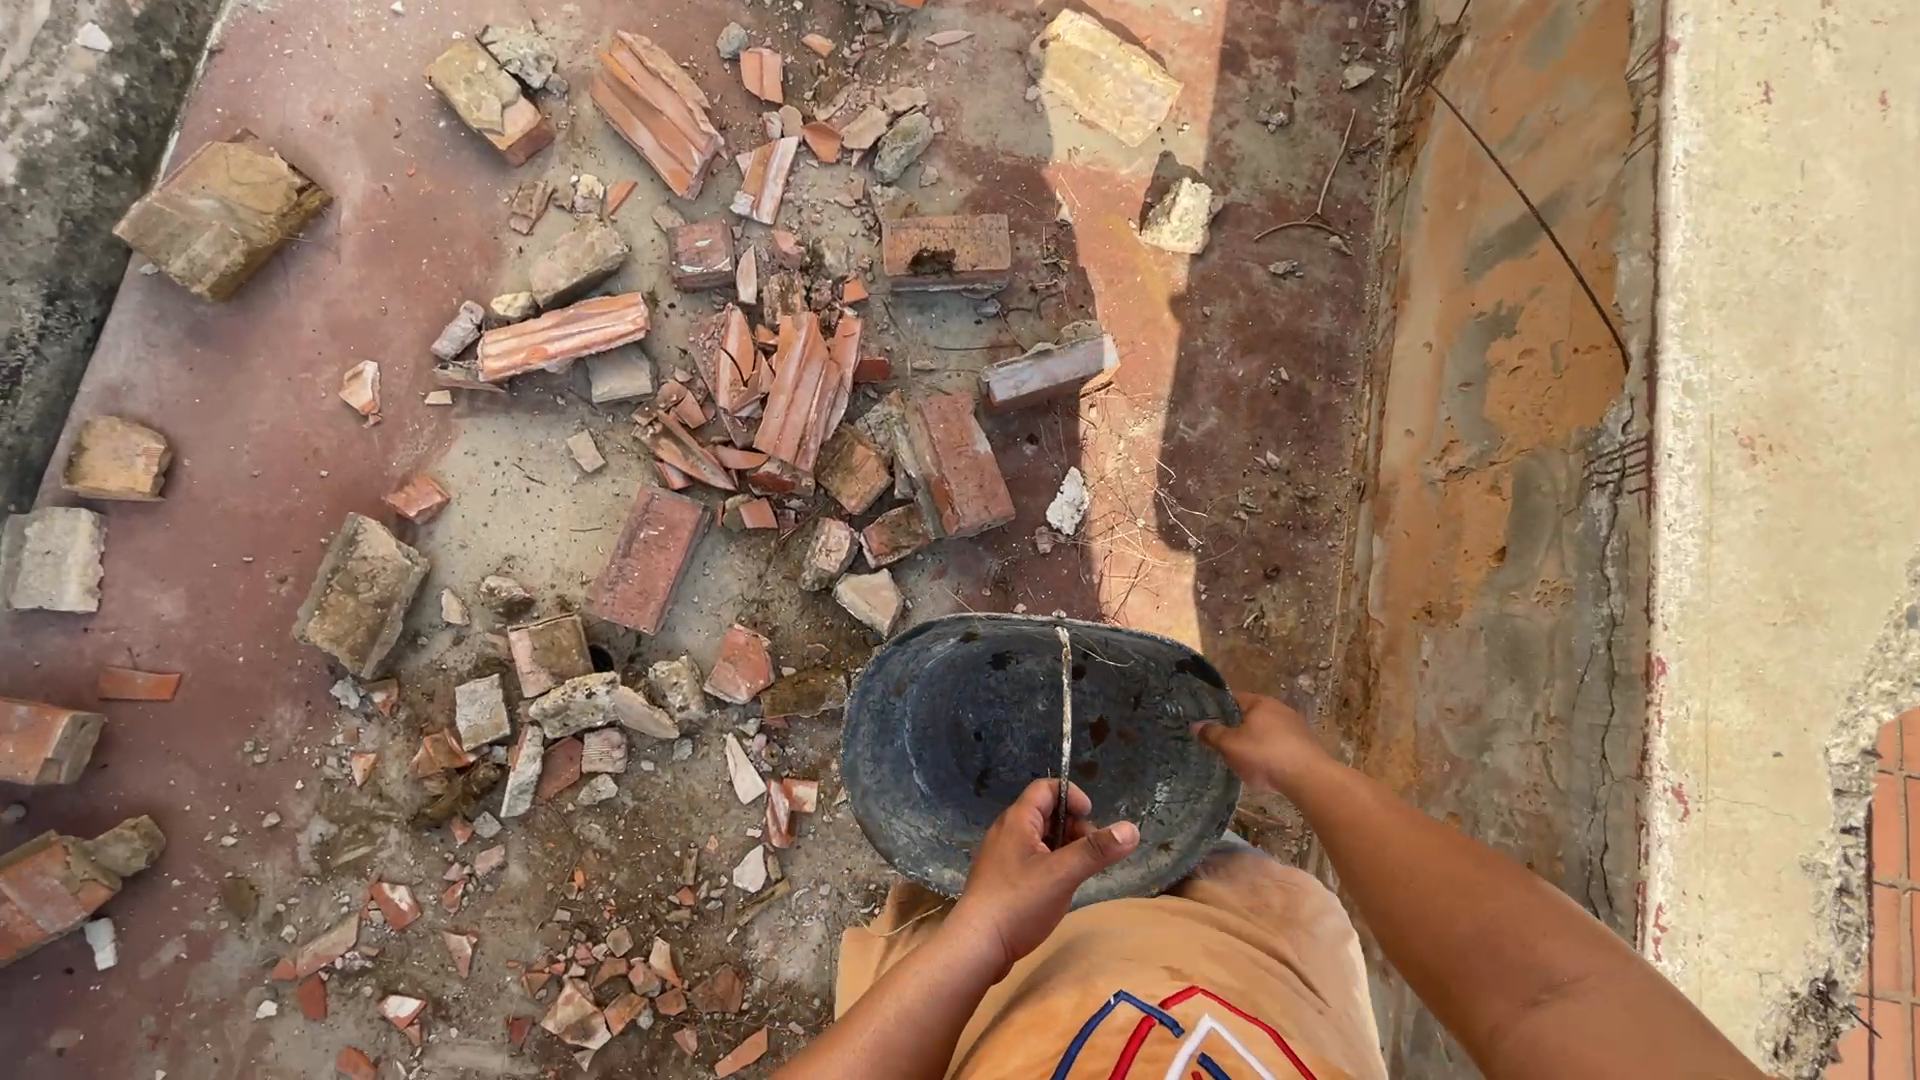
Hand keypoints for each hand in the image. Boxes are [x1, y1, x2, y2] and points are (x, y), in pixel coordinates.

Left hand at [947, 779, 1138, 978]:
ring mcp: (1002, 856)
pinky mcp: (1001, 879)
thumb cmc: (1018, 902)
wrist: (976, 946)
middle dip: (1073, 827)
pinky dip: (1050, 866)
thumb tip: (1132, 829)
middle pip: (1046, 813)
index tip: (1092, 818)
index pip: (1046, 788)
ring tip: (1077, 874)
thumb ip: (1096, 850)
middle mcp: (1007, 831)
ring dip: (1064, 849)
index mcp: (1017, 820)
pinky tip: (1058, 890)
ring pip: (1040, 839)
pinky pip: (1032, 859)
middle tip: (1089, 855)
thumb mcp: (1063, 874)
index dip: (1072, 796)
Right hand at [1192, 692, 1332, 792]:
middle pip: (1251, 716)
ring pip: (1267, 732)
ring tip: (1244, 760)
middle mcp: (1280, 708)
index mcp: (1260, 702)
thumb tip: (1195, 724)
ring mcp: (1296, 727)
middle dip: (1238, 729)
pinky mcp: (1306, 745)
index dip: (1219, 710)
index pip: (1234, 699)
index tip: (1209, 724)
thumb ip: (1212, 734)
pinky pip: (1281, 745)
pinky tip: (1266, 769)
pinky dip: (1271, 753)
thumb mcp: (1230, 745)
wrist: (1308, 778)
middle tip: (1224, 745)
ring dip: (1255, 743)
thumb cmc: (1264, 754)